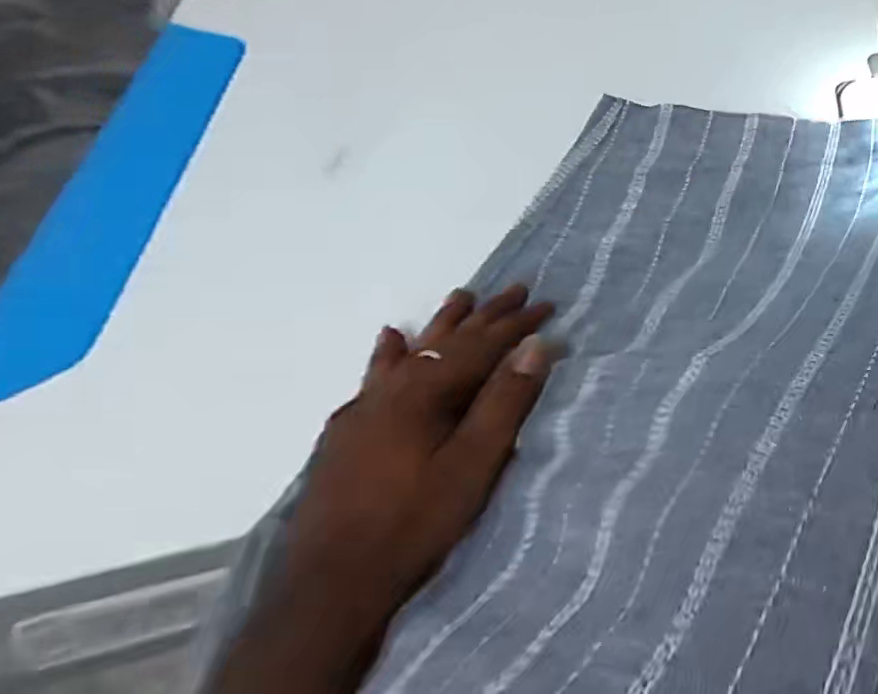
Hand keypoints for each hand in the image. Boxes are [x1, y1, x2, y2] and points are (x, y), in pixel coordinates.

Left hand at [210, 287, 561, 693]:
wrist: (329, 589)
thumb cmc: (415, 522)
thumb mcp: (475, 463)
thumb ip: (505, 401)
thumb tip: (535, 347)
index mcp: (425, 394)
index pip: (481, 346)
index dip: (517, 324)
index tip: (547, 305)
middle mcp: (392, 391)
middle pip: (447, 342)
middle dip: (486, 315)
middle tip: (515, 288)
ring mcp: (364, 411)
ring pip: (411, 353)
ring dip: (441, 324)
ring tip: (461, 296)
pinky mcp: (347, 434)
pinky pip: (376, 377)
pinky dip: (390, 354)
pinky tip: (390, 340)